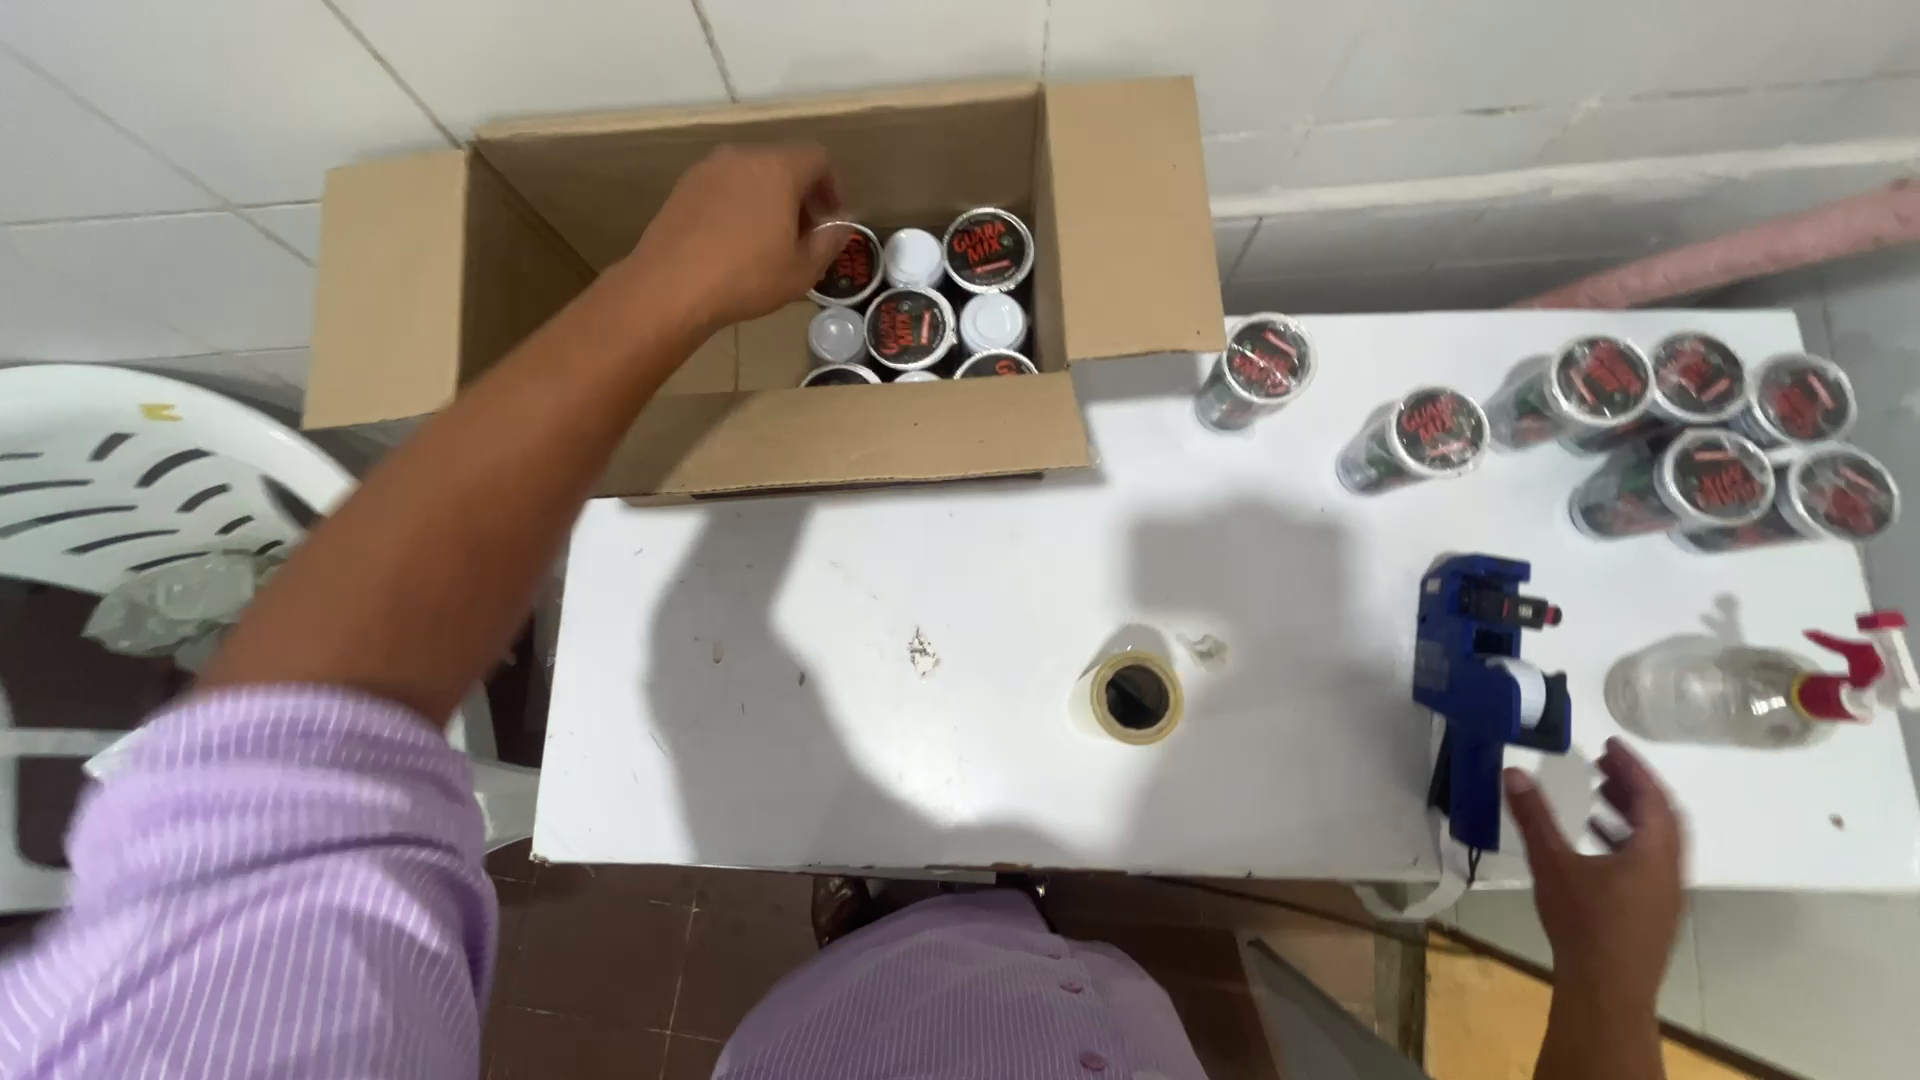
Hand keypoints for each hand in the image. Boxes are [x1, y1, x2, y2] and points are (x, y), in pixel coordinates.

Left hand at [620, 143, 852, 337]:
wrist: (672, 286)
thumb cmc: (748, 277)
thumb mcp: (804, 269)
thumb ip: (831, 240)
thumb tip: (842, 225)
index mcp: (778, 168)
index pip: (818, 157)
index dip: (833, 187)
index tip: (831, 221)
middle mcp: (742, 157)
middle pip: (784, 163)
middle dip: (801, 195)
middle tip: (805, 235)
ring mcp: (708, 168)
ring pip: (753, 175)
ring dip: (770, 200)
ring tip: (770, 242)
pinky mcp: (684, 187)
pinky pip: (726, 187)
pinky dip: (741, 205)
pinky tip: (737, 243)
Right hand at [1504, 737, 1685, 1010]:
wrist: (1607, 986)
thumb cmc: (1584, 920)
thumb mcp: (1552, 862)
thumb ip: (1533, 816)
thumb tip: (1513, 771)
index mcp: (1654, 854)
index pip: (1654, 799)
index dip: (1635, 767)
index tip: (1611, 744)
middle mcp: (1669, 870)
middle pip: (1662, 817)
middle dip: (1633, 786)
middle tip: (1602, 762)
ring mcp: (1664, 892)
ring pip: (1656, 839)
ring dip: (1630, 810)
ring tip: (1597, 791)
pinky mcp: (1651, 908)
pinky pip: (1647, 858)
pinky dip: (1625, 836)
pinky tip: (1594, 837)